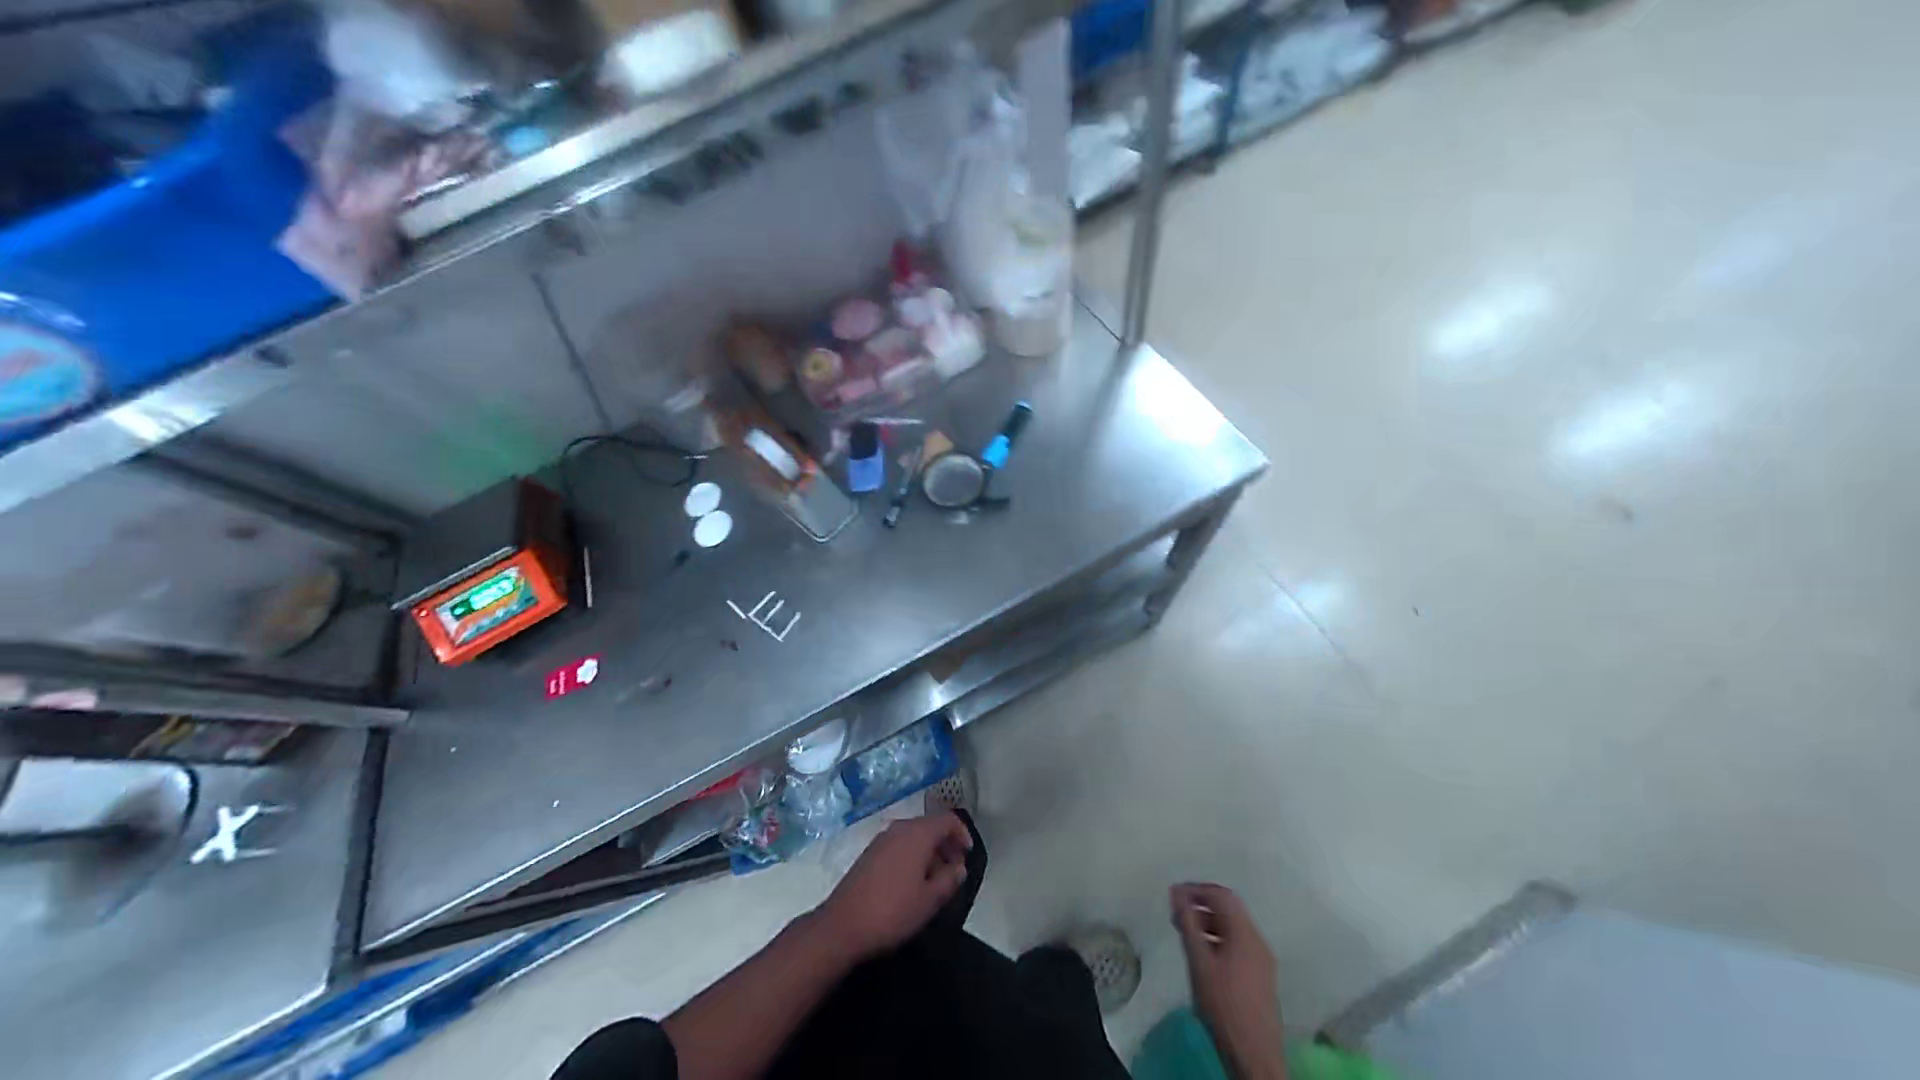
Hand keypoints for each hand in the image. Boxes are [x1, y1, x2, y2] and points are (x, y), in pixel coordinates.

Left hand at [816, 812, 972, 961]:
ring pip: (914, 837)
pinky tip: (913, 883)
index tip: (968, 855)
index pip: (947, 820)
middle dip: (946, 845)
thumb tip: (959, 867)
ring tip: (937, 881)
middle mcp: (898, 829)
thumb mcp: (929, 900)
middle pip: (930, 826)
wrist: (842, 926)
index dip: (962, 834)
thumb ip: (950, 880)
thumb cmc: (892, 911)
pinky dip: (913, 857)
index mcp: (916, 834)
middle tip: (956, 870)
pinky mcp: (869, 854)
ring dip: (930, 852)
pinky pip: (899, 846)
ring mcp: (881, 840)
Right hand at [1172, 883, 1287, 1079]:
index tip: (1173, 894)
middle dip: (1202, 903)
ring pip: (1234, 927)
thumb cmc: (1222, 1004)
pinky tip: (1202, 953)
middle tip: (1176, 911)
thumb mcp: (1198, 961)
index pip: (1221, 895)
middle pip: (1230, 908)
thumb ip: (1188, 924)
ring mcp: (1262, 959)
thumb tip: (1177, 893)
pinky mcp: (1261, 975)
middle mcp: (1258, 941)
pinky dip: (1218, 937)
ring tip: (1185, 931)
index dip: (1196, 889)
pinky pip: (1238, 943)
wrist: (1254, 1054)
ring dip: (1209, 921)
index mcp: (1245, 933)